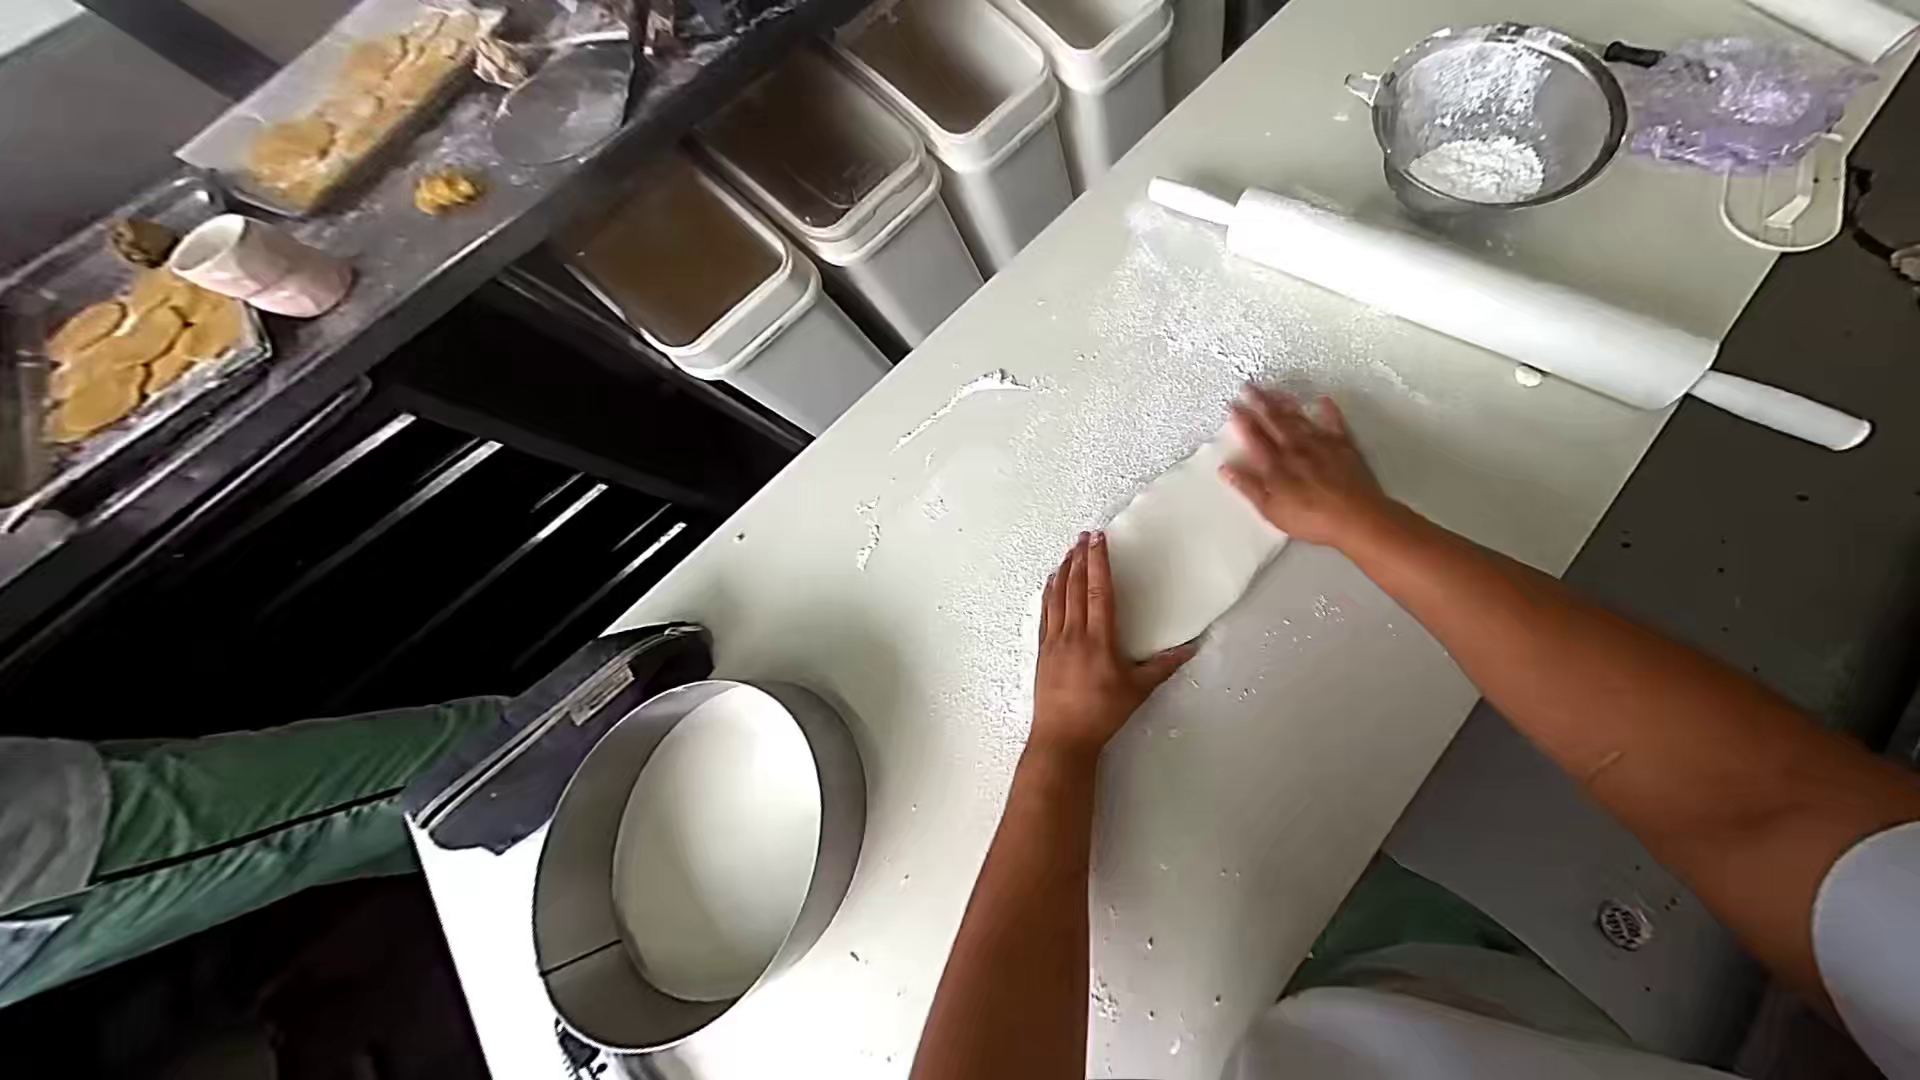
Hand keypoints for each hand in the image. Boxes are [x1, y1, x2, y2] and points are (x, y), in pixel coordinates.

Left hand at [1031, 532, 1197, 761]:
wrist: (1062, 737)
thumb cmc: (1101, 715)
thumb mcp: (1138, 690)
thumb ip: (1164, 666)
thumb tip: (1190, 648)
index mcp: (1099, 641)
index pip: (1100, 591)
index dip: (1099, 562)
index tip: (1098, 540)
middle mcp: (1074, 634)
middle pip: (1076, 587)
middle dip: (1080, 558)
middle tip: (1083, 536)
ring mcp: (1054, 640)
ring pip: (1057, 596)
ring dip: (1063, 571)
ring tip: (1068, 551)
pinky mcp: (1043, 649)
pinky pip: (1045, 612)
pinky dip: (1048, 593)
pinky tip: (1051, 582)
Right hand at [1220, 386, 1397, 548]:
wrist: (1357, 518)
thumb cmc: (1312, 518)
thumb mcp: (1271, 510)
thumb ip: (1248, 487)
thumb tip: (1226, 470)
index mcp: (1276, 466)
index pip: (1254, 437)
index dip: (1242, 420)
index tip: (1233, 405)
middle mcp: (1296, 450)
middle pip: (1274, 421)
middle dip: (1259, 403)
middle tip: (1248, 386)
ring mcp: (1321, 446)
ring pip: (1299, 418)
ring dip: (1285, 403)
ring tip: (1274, 389)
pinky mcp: (1344, 447)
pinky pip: (1335, 424)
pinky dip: (1328, 411)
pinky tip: (1322, 400)